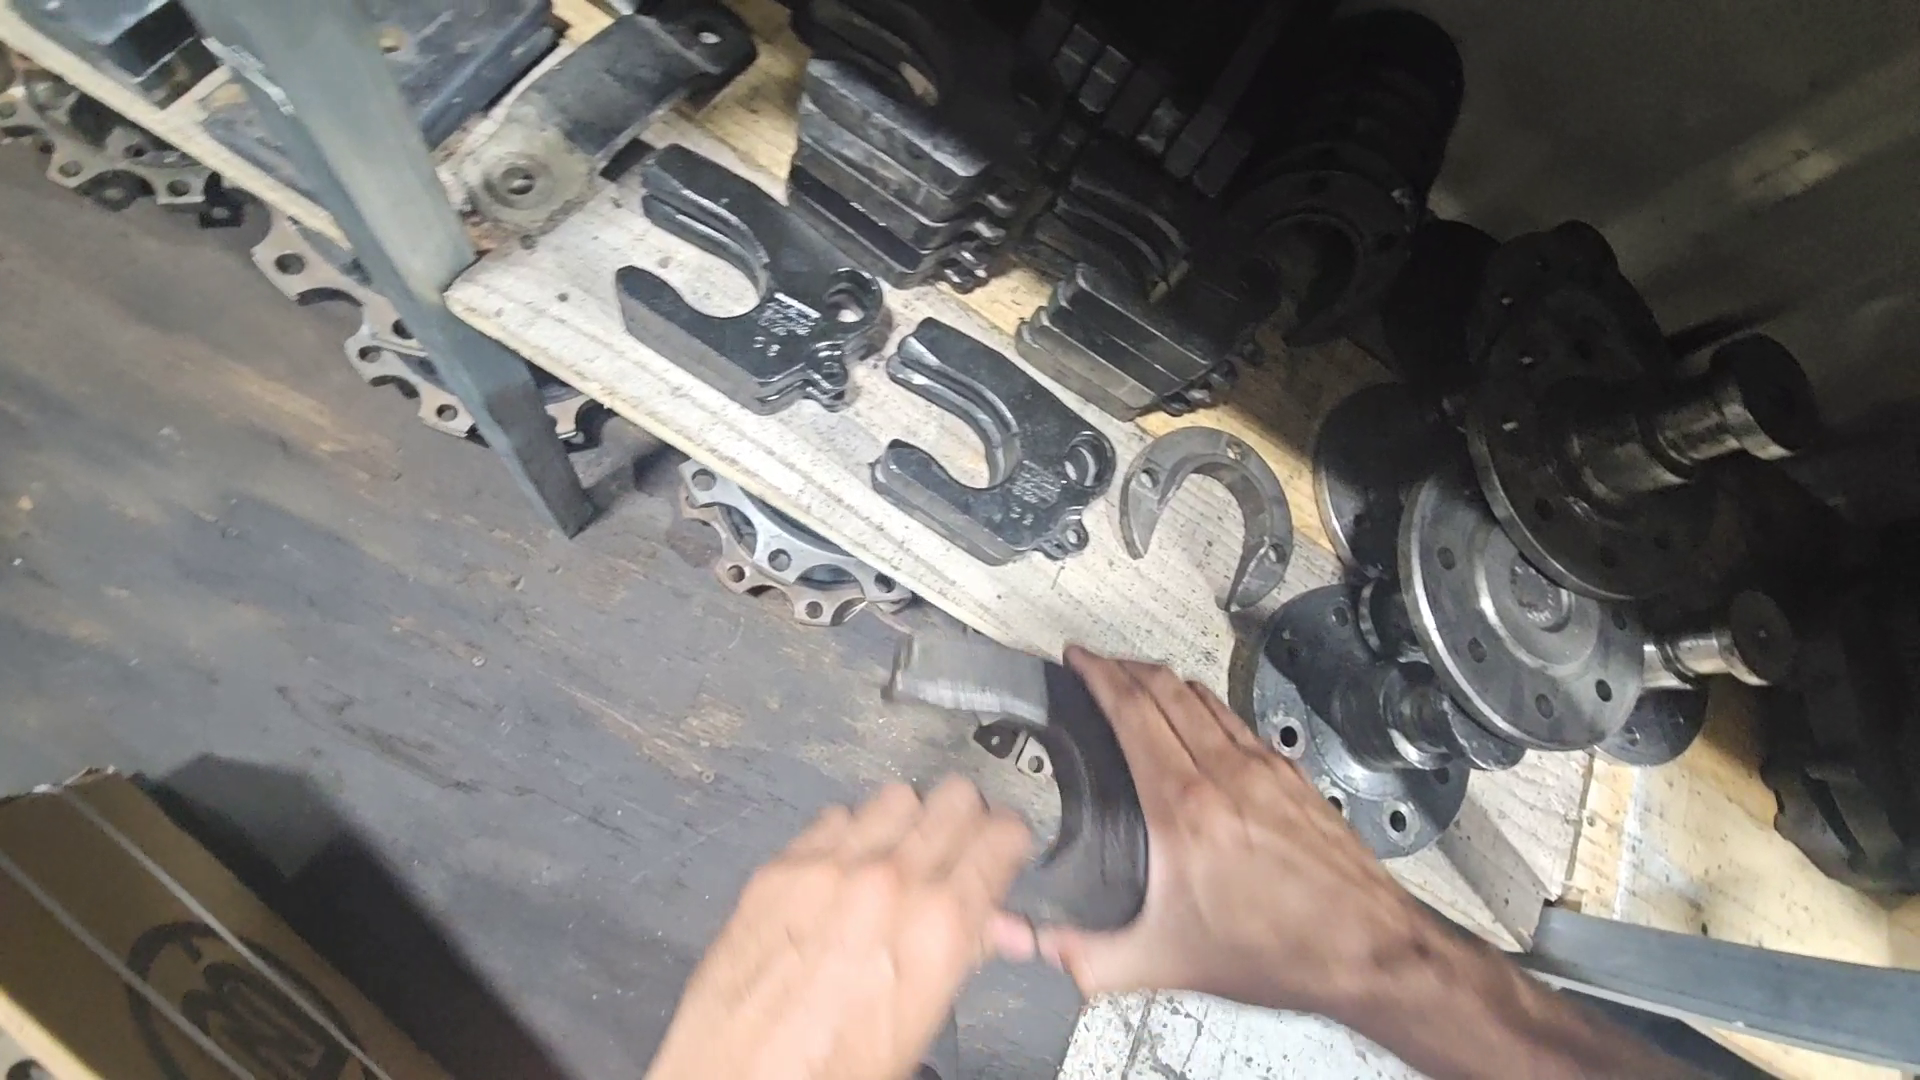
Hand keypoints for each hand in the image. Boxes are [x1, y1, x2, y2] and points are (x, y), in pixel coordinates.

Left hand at [646, 777, 1030, 1079]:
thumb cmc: (837, 1070)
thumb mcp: (924, 1018)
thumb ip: (966, 951)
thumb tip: (1001, 922)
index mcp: (938, 927)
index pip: (1001, 837)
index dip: (1010, 838)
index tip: (1005, 843)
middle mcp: (889, 881)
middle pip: (956, 798)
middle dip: (966, 819)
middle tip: (958, 844)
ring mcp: (831, 866)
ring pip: (898, 796)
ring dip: (909, 820)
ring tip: (899, 854)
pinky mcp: (782, 865)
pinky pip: (837, 817)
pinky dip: (851, 835)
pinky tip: (844, 869)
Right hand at [1008, 647, 1434, 1019]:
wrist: (1373, 952)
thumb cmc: (1280, 951)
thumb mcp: (1167, 962)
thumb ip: (1093, 956)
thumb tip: (1044, 947)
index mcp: (1184, 806)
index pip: (1133, 711)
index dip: (1099, 674)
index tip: (1078, 658)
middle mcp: (1223, 771)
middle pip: (1163, 688)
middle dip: (1121, 665)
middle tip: (1095, 663)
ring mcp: (1261, 766)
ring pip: (1200, 695)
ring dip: (1160, 678)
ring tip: (1135, 681)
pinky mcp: (1288, 773)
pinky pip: (1232, 716)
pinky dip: (1200, 702)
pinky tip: (1195, 715)